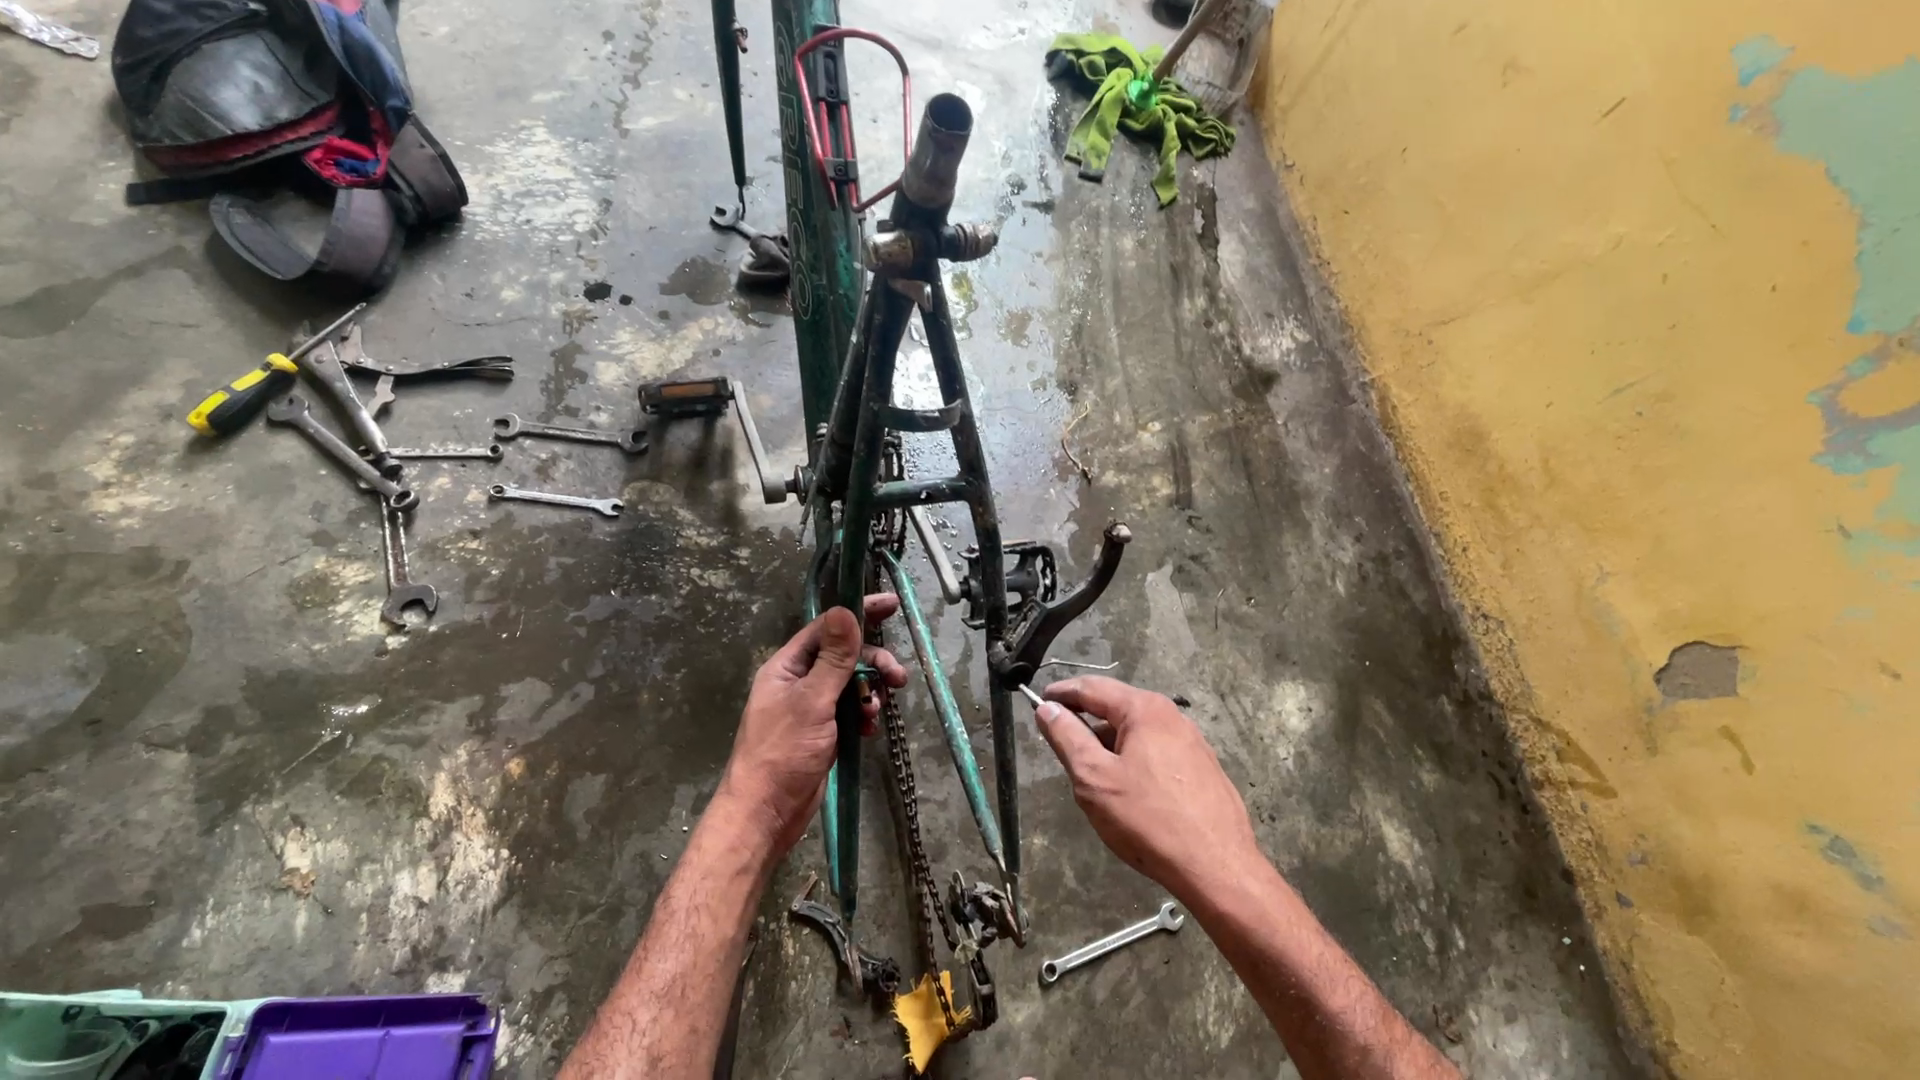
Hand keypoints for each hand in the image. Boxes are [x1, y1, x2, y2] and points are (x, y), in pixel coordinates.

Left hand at [717, 597, 908, 856]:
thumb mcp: (812, 701)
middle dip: (873, 663)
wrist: (766, 812)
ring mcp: (811, 707)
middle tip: (898, 678)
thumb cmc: (782, 752)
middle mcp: (798, 681)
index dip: (859, 614)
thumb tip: (846, 611)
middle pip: (844, 656)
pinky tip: (869, 731)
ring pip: (851, 684)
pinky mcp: (823, 731)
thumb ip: (834, 658)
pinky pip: (850, 711)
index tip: (892, 605)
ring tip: (877, 711)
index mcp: (787, 666)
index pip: (827, 627)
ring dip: (870, 691)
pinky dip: (863, 715)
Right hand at [1035, 676, 1260, 897]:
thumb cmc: (1148, 819)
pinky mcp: (1203, 769)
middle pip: (1117, 707)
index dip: (1061, 693)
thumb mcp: (1094, 778)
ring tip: (1090, 770)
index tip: (1038, 701)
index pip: (1092, 688)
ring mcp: (1192, 743)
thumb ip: (1067, 737)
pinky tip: (1127, 789)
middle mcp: (1172, 716)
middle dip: (1085, 719)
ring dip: (1109, 742)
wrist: (1216, 867)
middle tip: (1059, 738)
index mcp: (1144, 710)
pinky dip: (1133, 758)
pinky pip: (1157, 752)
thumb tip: (1048, 709)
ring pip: (1137, 732)